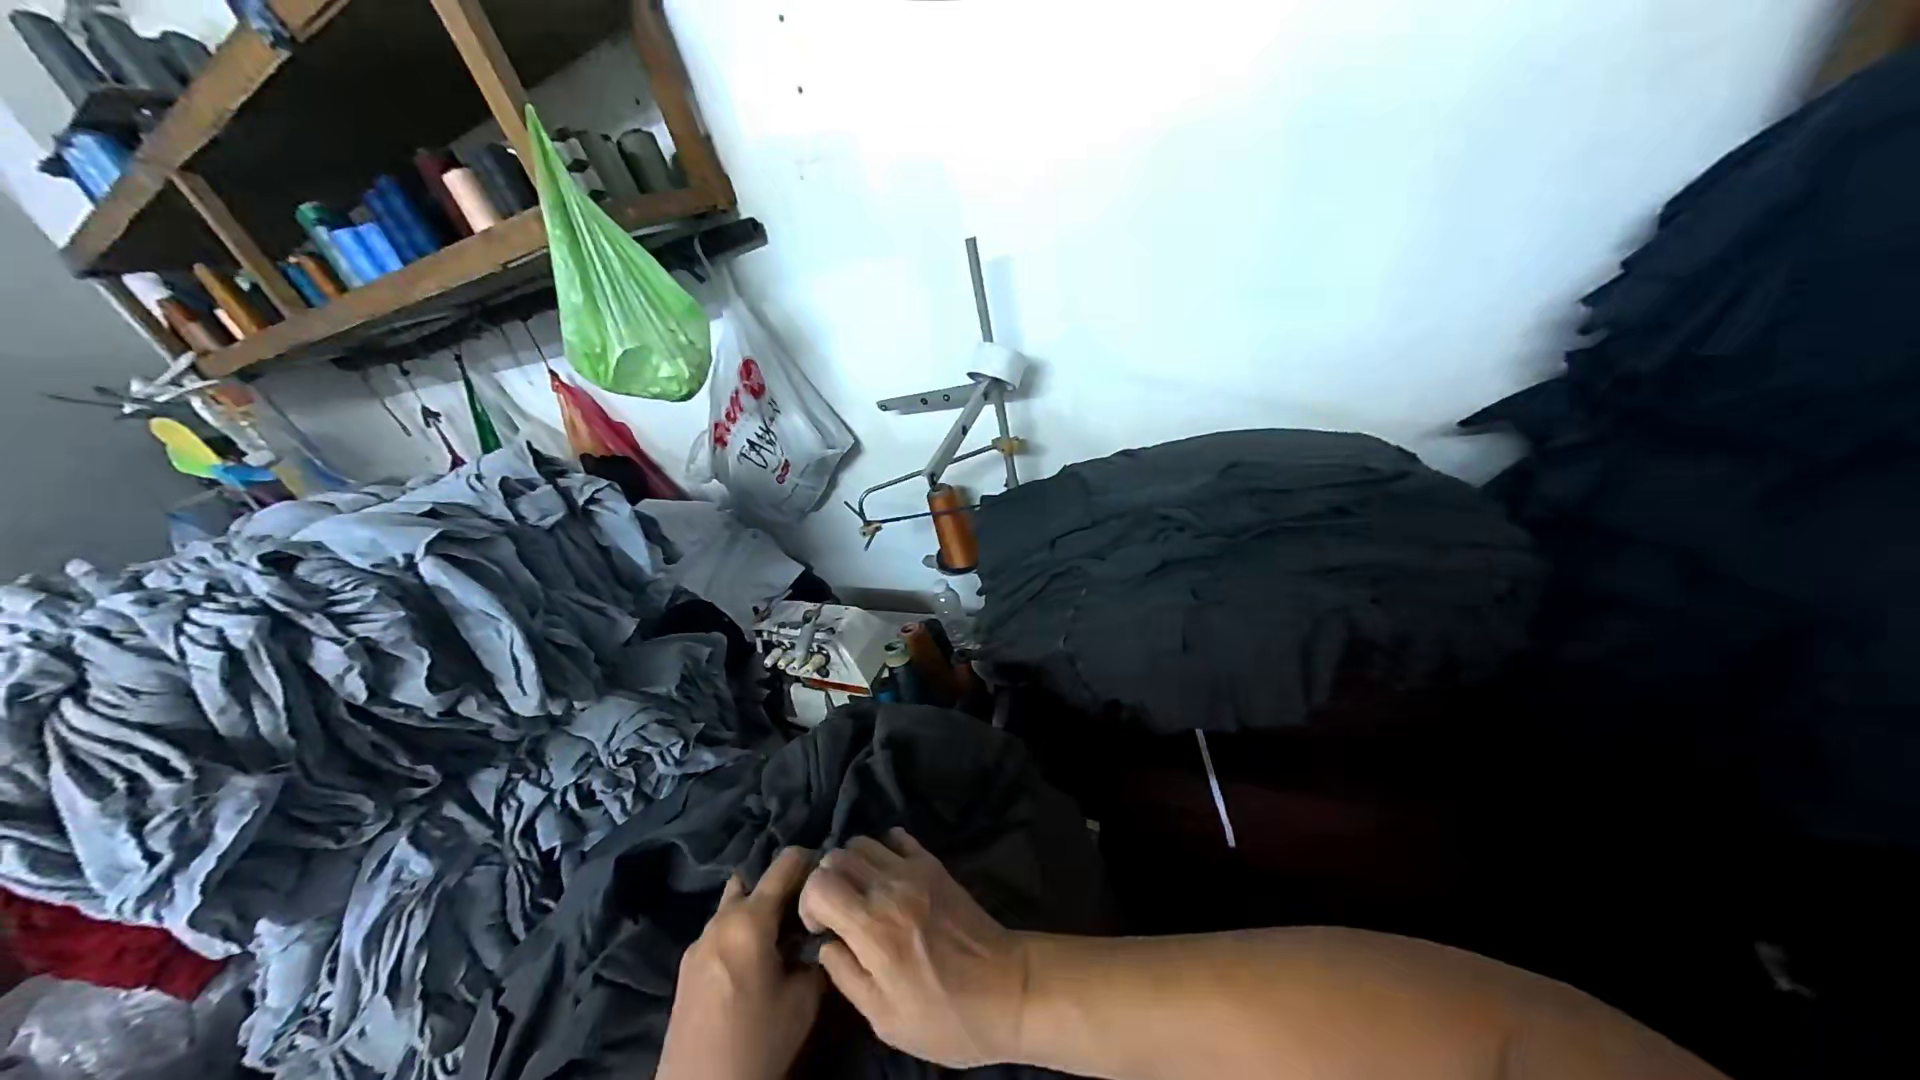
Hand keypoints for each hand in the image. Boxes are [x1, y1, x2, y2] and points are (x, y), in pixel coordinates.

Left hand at [658, 848, 824, 1079]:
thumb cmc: (757, 1043)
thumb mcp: (804, 1000)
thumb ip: (815, 957)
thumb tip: (816, 939)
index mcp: (749, 920)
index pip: (784, 864)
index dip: (811, 861)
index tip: (830, 878)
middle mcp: (720, 921)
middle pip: (755, 881)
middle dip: (783, 887)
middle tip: (808, 909)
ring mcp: (698, 943)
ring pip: (735, 905)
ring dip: (759, 909)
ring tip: (784, 936)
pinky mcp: (686, 967)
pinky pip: (721, 930)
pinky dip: (742, 930)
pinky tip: (758, 960)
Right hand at [798, 829, 1028, 1067]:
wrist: (1007, 990)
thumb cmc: (945, 1017)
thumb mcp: (885, 1019)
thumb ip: (847, 977)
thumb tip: (826, 945)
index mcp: (872, 928)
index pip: (819, 883)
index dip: (808, 902)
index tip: (819, 927)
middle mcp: (890, 888)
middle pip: (837, 855)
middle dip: (826, 879)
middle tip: (836, 908)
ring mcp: (915, 871)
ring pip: (863, 841)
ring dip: (852, 862)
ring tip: (860, 892)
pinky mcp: (935, 865)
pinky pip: (898, 837)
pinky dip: (883, 848)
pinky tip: (887, 874)